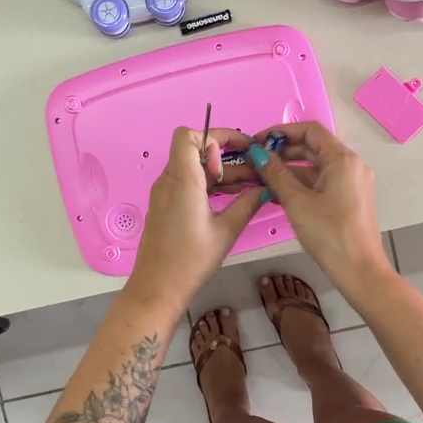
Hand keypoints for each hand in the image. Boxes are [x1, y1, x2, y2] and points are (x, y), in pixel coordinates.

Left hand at [123, 126, 265, 315]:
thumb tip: (264, 188)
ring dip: (221, 172)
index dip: (215, 135)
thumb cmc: (191, 260)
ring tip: (251, 186)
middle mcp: (169, 180)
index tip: (240, 148)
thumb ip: (247, 204)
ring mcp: (164, 193)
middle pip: (195, 151)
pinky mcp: (165, 206)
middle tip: (254, 171)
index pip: (188, 135)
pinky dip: (209, 185)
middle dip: (227, 156)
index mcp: (182, 179)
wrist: (157, 288)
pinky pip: (188, 184)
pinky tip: (232, 198)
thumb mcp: (226, 231)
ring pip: (194, 168)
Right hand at [243, 122, 390, 288]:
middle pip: (314, 147)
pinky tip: (280, 193)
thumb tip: (258, 153)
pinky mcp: (351, 198)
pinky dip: (302, 183)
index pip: (310, 130)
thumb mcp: (296, 202)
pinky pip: (323, 181)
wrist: (359, 270)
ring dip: (291, 169)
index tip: (259, 142)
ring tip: (262, 177)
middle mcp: (351, 165)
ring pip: (317, 166)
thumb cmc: (329, 234)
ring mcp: (353, 182)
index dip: (282, 131)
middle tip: (256, 160)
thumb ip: (276, 174)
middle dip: (284, 151)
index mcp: (342, 159)